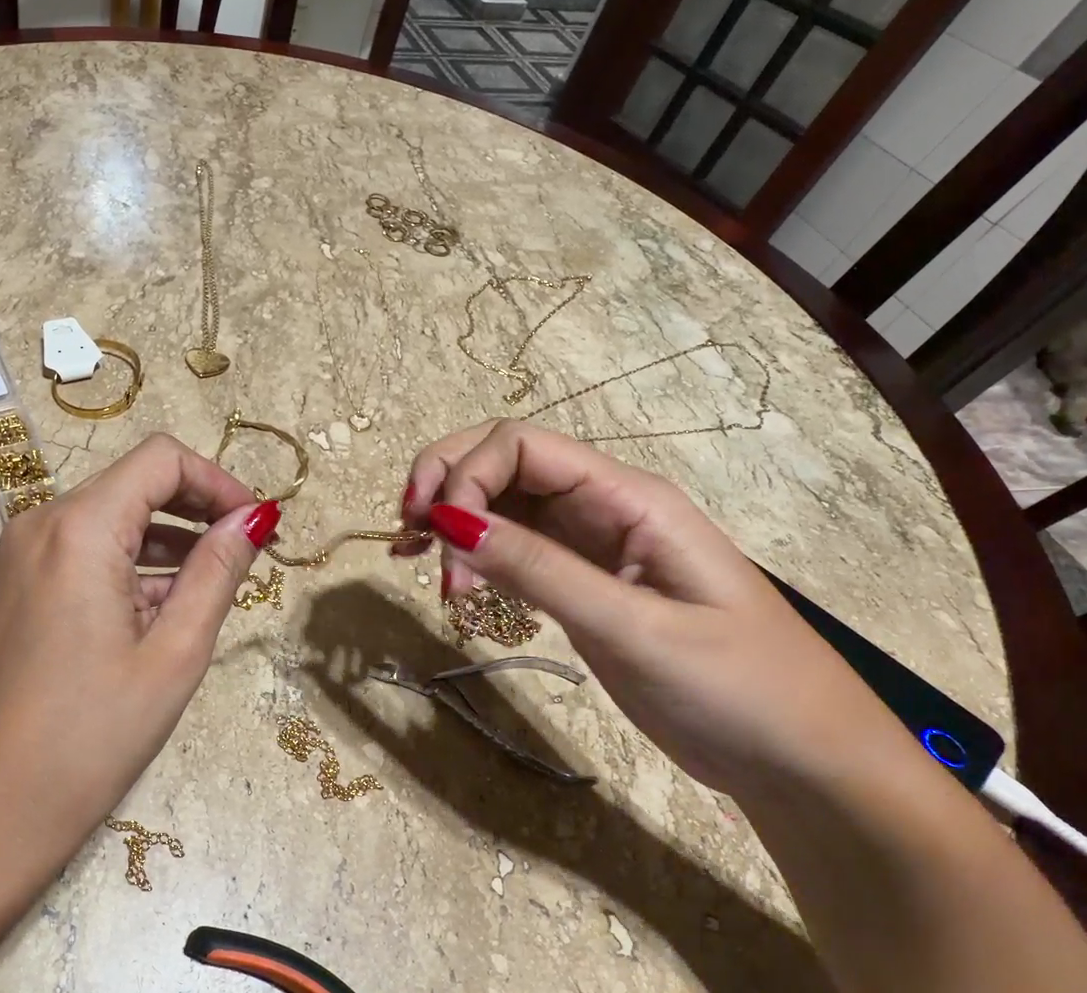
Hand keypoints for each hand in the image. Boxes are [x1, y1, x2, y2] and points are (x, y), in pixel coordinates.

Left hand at [0, 435, 277, 992]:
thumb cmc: (91, 739)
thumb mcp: (173, 654)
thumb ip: (217, 572)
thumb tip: (254, 516)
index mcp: (76, 528)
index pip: (159, 459)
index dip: (216, 480)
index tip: (256, 524)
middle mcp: (36, 525)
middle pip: (129, 486)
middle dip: (192, 513)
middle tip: (243, 558)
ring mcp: (13, 558)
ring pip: (103, 523)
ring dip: (160, 545)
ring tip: (205, 597)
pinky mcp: (6, 590)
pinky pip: (74, 555)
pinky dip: (121, 569)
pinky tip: (152, 616)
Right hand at [395, 419, 903, 797]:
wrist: (803, 766)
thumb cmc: (739, 690)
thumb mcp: (633, 628)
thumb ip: (538, 569)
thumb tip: (446, 519)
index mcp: (628, 497)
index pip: (522, 444)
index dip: (465, 473)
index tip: (432, 531)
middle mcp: (602, 507)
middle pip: (502, 460)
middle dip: (444, 484)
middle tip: (407, 536)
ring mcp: (587, 546)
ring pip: (499, 504)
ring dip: (451, 521)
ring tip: (419, 566)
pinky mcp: (578, 584)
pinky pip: (510, 549)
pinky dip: (470, 556)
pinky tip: (449, 583)